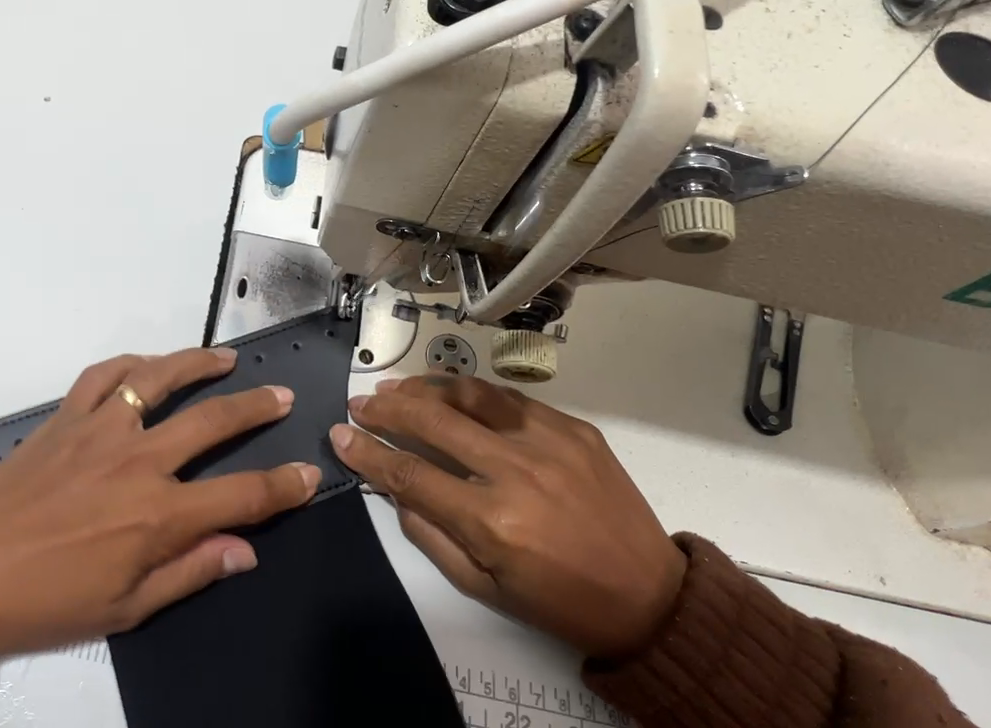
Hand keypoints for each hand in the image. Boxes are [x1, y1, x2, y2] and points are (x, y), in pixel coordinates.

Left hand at [0, 347, 321, 662]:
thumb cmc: (51, 601)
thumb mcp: (128, 608)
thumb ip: (191, 571)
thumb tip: (246, 549)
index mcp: (158, 514)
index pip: (241, 495)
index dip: (283, 486)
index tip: (309, 474)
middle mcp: (137, 460)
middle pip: (212, 422)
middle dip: (256, 407)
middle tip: (281, 395)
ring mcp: (100, 429)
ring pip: (159, 379)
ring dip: (198, 363)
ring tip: (227, 359)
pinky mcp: (66, 416)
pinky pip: (103, 375)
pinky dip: (131, 364)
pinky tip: (149, 365)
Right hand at [330, 375, 685, 658]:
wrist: (650, 597)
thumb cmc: (560, 602)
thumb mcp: (485, 589)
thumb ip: (431, 536)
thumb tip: (395, 490)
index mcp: (491, 520)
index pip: (410, 472)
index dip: (367, 452)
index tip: (339, 435)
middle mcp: (516, 470)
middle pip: (433, 420)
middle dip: (387, 408)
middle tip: (361, 403)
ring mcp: (549, 441)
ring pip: (471, 394)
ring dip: (427, 387)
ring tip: (398, 387)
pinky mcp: (575, 428)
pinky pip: (511, 399)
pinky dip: (474, 392)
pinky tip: (454, 391)